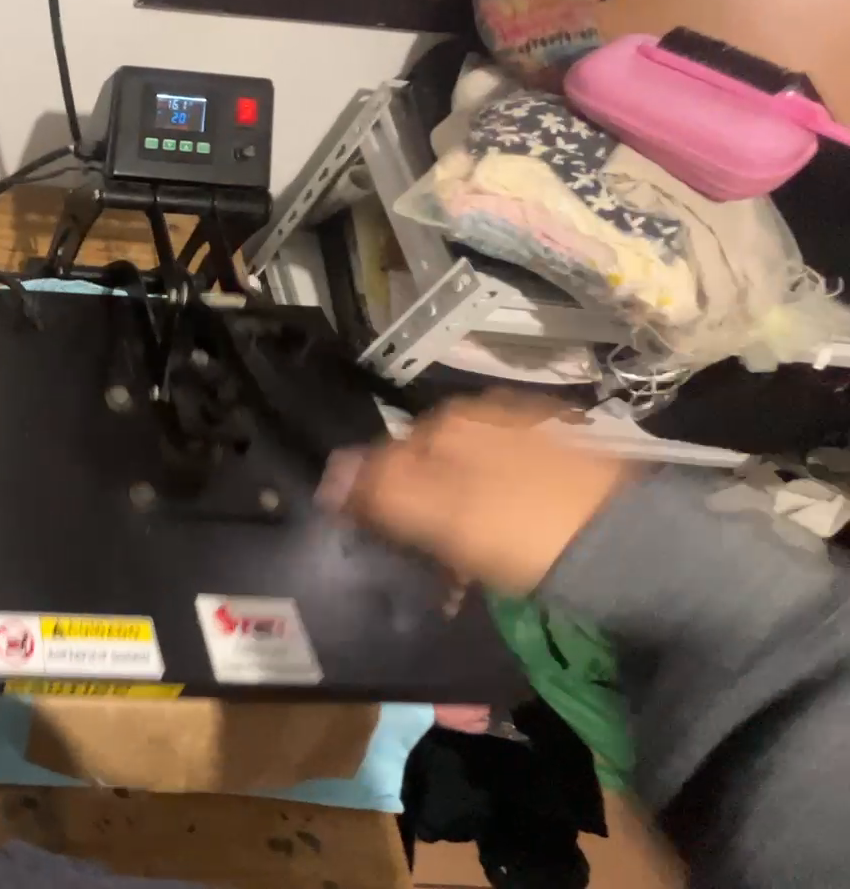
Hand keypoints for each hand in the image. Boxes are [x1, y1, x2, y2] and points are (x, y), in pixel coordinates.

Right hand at [332, 393, 634, 594]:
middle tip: (434, 555)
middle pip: (426, 462)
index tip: (390, 543)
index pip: (381, 458)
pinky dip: (499, 504)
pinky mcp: (573, 454)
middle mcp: (484, 413)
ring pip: (467, 471)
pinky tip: (513, 536)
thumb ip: (376, 489)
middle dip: (420, 503)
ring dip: (458, 509)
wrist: (642, 551)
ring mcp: (531, 430)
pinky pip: (510, 477)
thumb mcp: (435, 515)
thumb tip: (327, 474)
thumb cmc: (523, 533)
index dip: (376, 502)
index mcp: (444, 423)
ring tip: (474, 557)